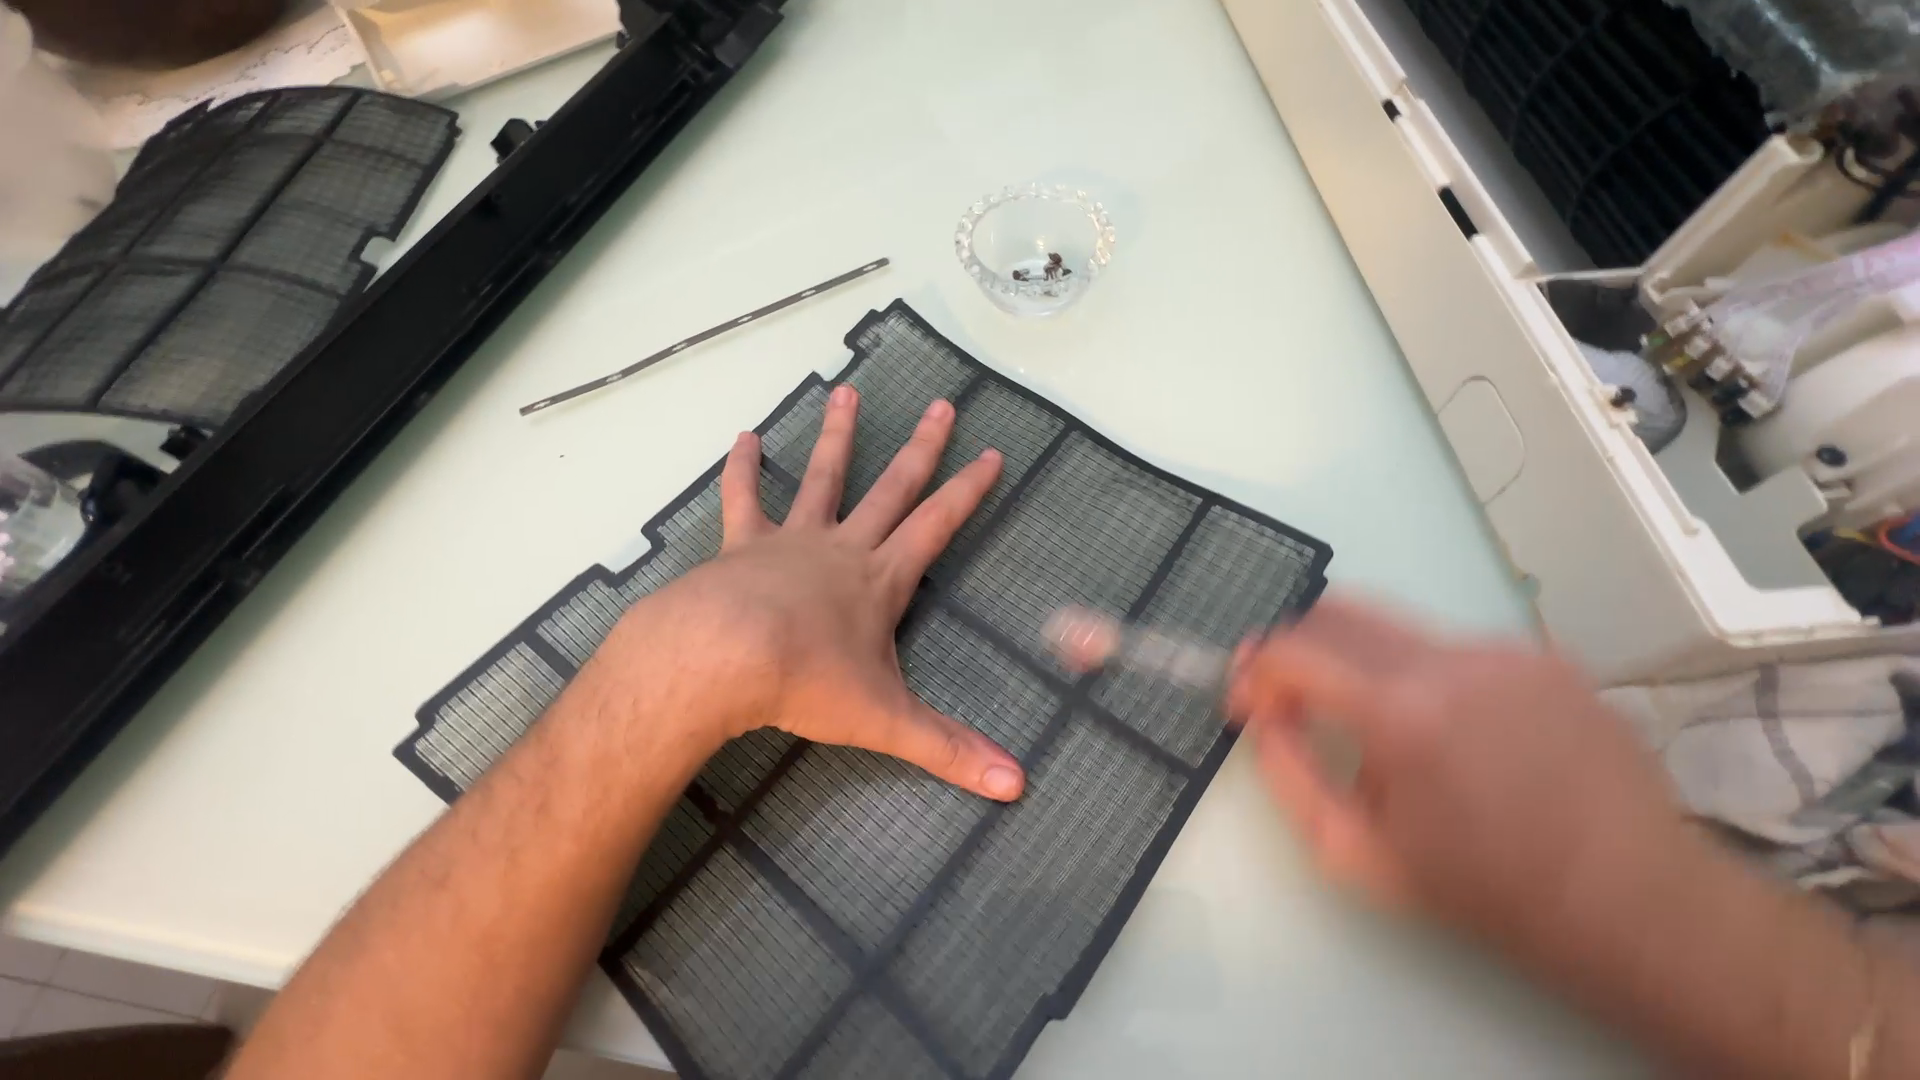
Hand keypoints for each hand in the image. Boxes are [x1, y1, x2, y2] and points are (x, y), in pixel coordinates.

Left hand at [580, 383, 1024, 800]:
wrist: (720, 659)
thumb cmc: (807, 683)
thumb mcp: (888, 722)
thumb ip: (950, 750)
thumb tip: (1016, 786)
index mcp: (881, 579)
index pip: (938, 525)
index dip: (968, 490)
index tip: (992, 452)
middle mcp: (843, 547)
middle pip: (892, 487)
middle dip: (922, 448)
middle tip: (942, 404)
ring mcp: (791, 539)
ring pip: (822, 476)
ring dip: (839, 435)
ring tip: (847, 392)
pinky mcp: (742, 544)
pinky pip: (743, 498)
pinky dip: (742, 468)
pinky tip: (742, 437)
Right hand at [1226, 596, 1698, 965]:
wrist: (1639, 904)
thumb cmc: (1486, 889)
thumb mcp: (1356, 852)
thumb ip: (1287, 772)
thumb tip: (1264, 716)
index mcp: (1401, 712)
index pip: (1292, 649)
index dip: (1252, 669)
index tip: (1245, 701)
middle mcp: (1451, 658)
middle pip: (1336, 612)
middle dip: (1293, 646)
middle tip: (1284, 692)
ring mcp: (1505, 649)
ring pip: (1393, 627)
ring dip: (1356, 661)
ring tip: (1372, 723)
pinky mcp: (1544, 655)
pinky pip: (1451, 647)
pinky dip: (1418, 674)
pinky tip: (1445, 729)